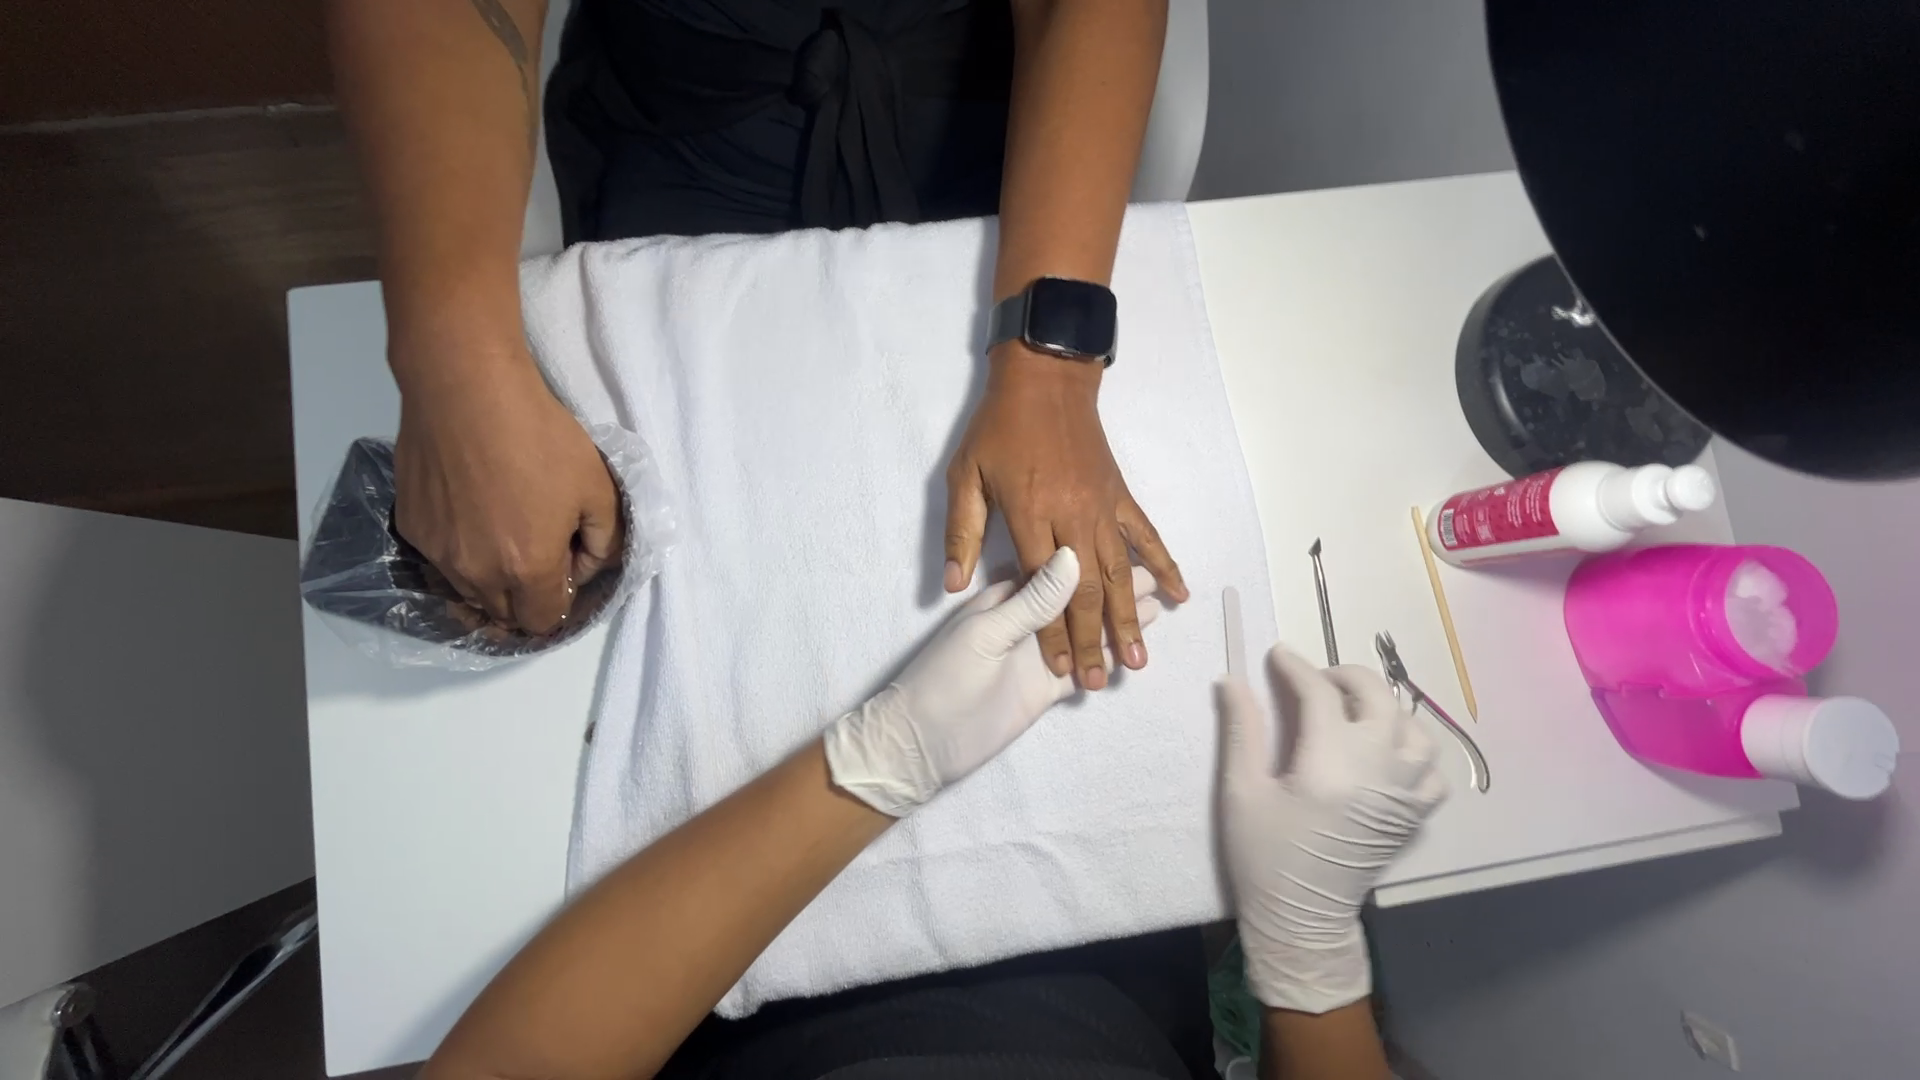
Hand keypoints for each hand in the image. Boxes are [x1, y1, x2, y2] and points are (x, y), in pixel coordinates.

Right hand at [392, 340, 621, 634]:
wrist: (467, 392)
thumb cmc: (543, 442)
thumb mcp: (600, 492)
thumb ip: (604, 542)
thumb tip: (589, 566)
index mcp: (527, 570)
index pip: (544, 621)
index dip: (564, 602)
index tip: (569, 568)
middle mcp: (475, 574)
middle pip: (505, 614)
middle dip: (530, 596)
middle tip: (544, 550)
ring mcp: (436, 552)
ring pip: (471, 592)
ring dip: (494, 580)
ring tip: (510, 533)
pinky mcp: (411, 526)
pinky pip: (444, 562)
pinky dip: (465, 554)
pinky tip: (478, 516)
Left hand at [825, 548, 1162, 815]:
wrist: (921, 740)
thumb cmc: (944, 679)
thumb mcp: (987, 634)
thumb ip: (1032, 601)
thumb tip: (1073, 558)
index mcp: (1007, 597)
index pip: (1059, 571)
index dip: (1094, 561)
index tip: (1130, 549)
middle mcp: (1028, 619)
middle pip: (1083, 599)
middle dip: (1118, 588)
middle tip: (1159, 578)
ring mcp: (1039, 654)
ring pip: (1090, 631)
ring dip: (1120, 620)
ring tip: (1159, 606)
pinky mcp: (1044, 688)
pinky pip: (1084, 668)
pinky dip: (1108, 659)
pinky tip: (1134, 651)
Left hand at [944, 347, 1186, 691]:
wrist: (1045, 381)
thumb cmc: (998, 430)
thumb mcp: (965, 477)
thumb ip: (961, 534)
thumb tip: (953, 587)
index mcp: (1030, 517)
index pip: (1040, 589)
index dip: (1050, 633)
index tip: (1061, 671)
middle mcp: (1072, 519)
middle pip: (1086, 592)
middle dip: (1093, 641)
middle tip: (1103, 682)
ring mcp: (1103, 509)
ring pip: (1121, 574)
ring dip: (1131, 619)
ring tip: (1140, 660)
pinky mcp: (1122, 497)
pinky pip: (1148, 536)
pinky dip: (1164, 565)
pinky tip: (1180, 594)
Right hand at [1217, 646, 1449, 1013]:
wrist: (1300, 918)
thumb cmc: (1263, 854)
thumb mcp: (1240, 789)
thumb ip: (1241, 729)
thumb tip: (1232, 680)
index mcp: (1329, 764)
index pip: (1320, 694)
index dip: (1296, 667)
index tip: (1277, 654)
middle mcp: (1377, 772)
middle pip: (1378, 698)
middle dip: (1344, 675)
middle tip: (1313, 677)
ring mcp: (1403, 795)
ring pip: (1413, 727)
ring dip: (1382, 707)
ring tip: (1350, 709)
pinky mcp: (1413, 816)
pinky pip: (1431, 768)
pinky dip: (1411, 748)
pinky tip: (1382, 750)